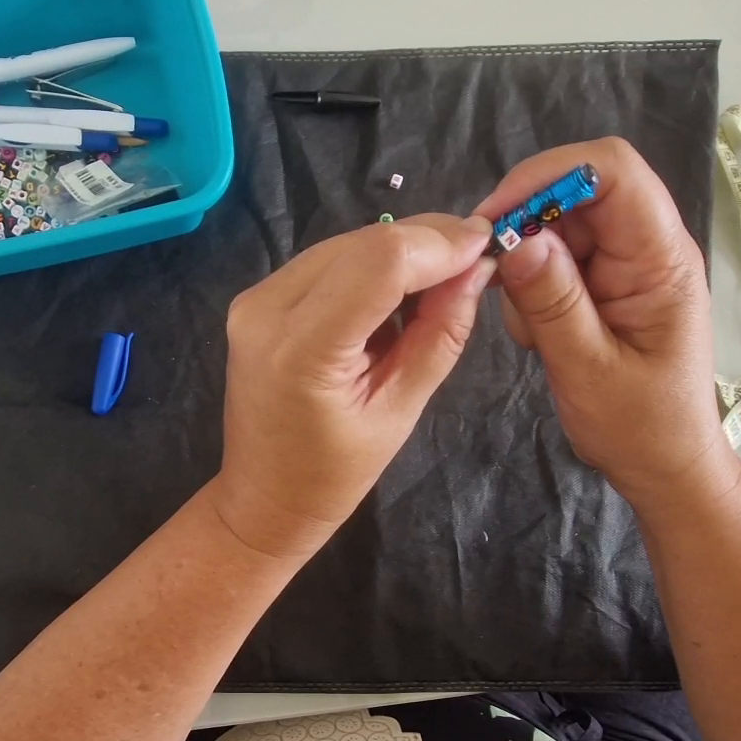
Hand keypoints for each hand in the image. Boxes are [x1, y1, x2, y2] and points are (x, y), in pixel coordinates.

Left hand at [211, 214, 496, 557]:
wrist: (264, 497)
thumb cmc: (333, 475)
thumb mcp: (400, 412)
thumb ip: (440, 335)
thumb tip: (477, 268)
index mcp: (302, 350)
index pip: (380, 261)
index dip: (439, 243)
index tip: (485, 245)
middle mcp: (267, 310)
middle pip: (363, 242)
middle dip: (425, 243)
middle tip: (472, 263)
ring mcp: (254, 300)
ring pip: (344, 244)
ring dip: (398, 253)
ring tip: (439, 284)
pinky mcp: (255, 300)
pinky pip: (325, 262)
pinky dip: (367, 268)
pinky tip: (394, 297)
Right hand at [474, 139, 740, 510]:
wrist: (664, 466)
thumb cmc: (639, 427)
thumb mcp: (588, 370)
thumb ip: (554, 304)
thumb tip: (517, 241)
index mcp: (661, 259)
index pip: (611, 172)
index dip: (548, 177)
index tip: (494, 219)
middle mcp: (646, 249)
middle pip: (578, 196)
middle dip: (527, 230)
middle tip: (492, 281)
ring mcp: (624, 268)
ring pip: (559, 231)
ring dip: (527, 271)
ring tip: (530, 332)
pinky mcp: (604, 289)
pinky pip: (556, 265)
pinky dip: (531, 293)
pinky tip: (537, 337)